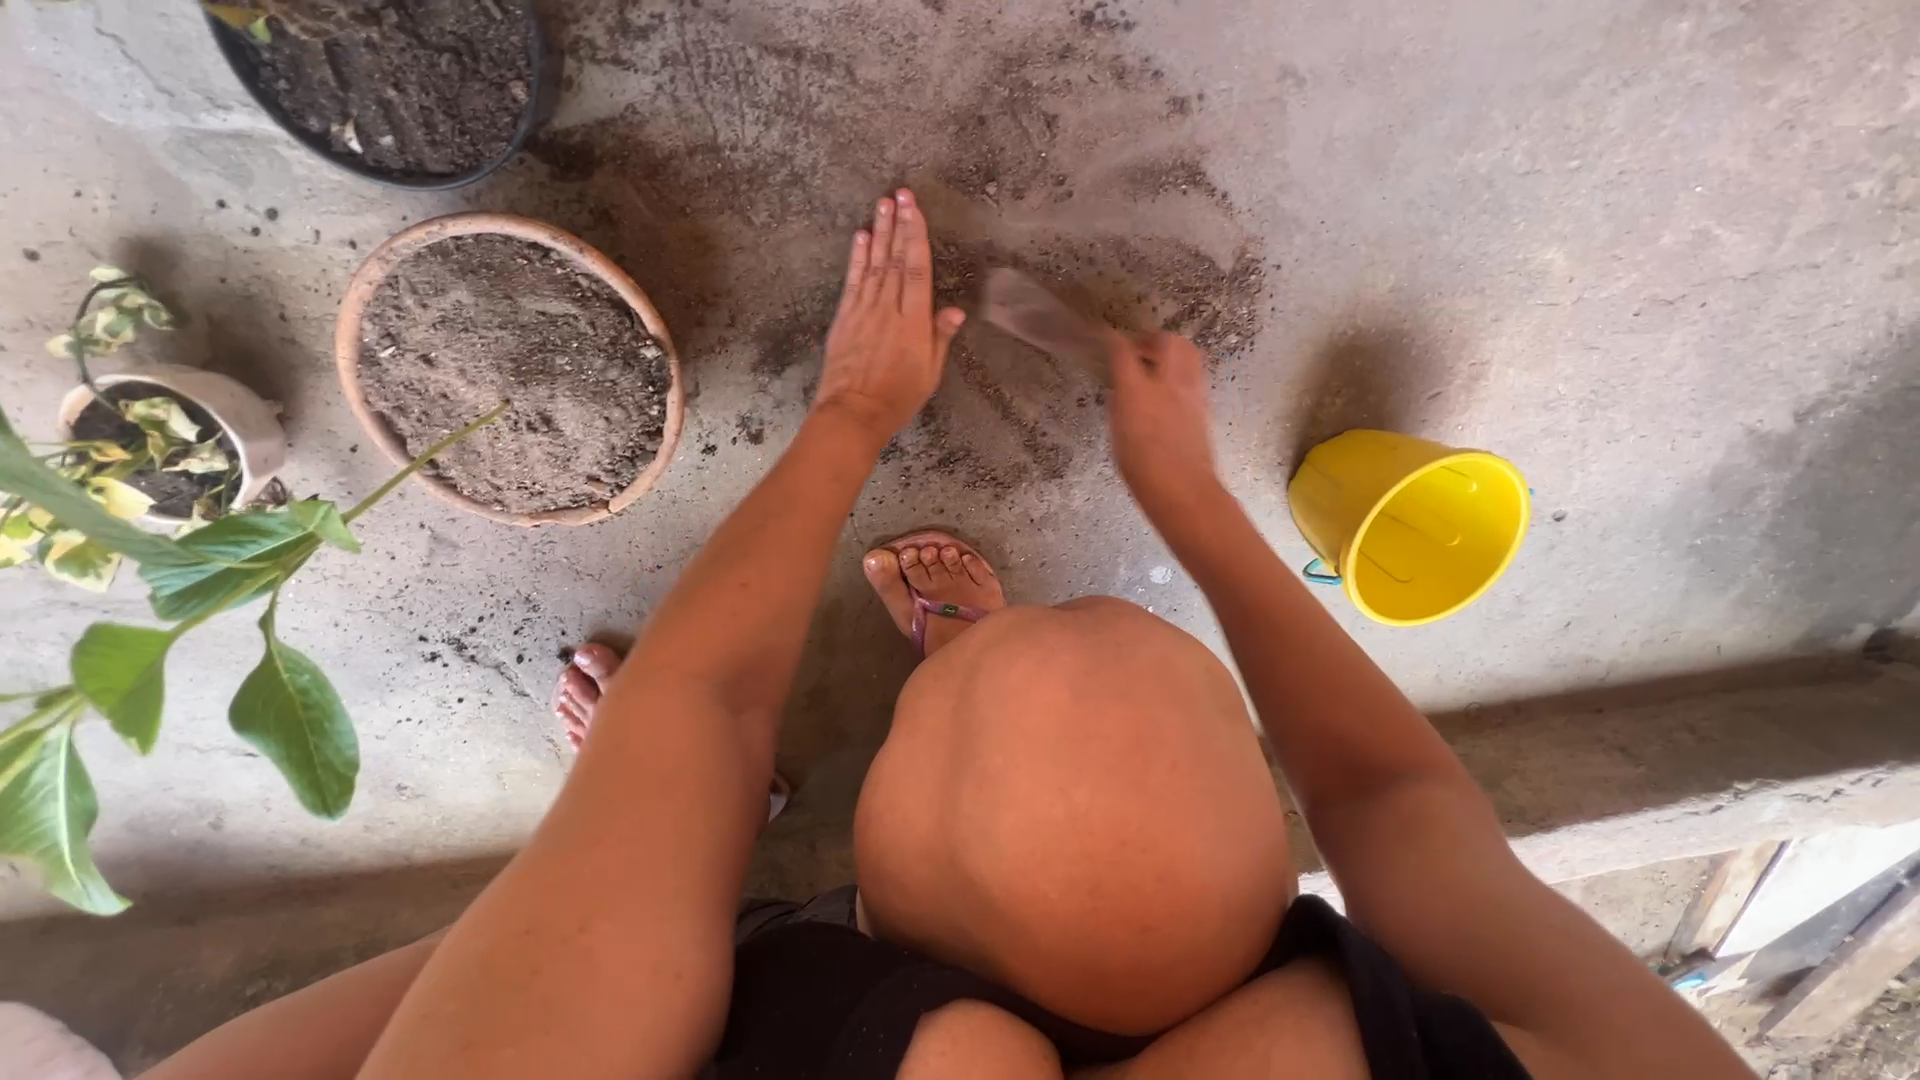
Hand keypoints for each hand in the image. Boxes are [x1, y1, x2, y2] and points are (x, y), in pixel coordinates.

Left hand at [814, 189, 965, 438]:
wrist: (854, 412)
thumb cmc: (898, 398)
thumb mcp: (930, 373)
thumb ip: (939, 338)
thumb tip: (954, 311)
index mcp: (914, 321)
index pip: (917, 268)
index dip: (916, 235)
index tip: (915, 208)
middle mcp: (888, 309)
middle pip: (895, 259)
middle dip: (899, 224)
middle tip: (900, 194)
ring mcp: (863, 311)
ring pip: (873, 264)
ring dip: (879, 232)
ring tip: (882, 204)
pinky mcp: (844, 318)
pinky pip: (853, 281)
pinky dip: (857, 257)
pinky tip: (861, 237)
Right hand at [1107, 331, 1224, 518]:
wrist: (1183, 489)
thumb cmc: (1142, 470)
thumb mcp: (1117, 436)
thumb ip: (1120, 406)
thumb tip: (1122, 390)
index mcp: (1137, 392)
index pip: (1123, 352)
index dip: (1113, 339)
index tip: (1107, 337)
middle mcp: (1167, 384)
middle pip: (1166, 340)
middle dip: (1151, 338)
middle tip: (1139, 348)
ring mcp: (1191, 392)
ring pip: (1188, 352)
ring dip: (1173, 349)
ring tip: (1160, 361)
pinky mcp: (1205, 404)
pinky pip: (1196, 373)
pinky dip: (1184, 369)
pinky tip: (1174, 385)